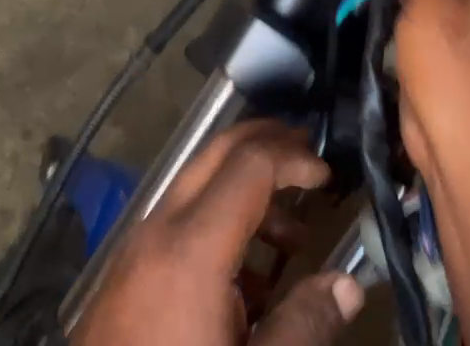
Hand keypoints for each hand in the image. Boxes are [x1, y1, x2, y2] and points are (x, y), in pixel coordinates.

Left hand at [72, 121, 365, 345]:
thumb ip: (304, 326)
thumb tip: (348, 286)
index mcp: (190, 249)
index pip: (248, 166)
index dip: (293, 158)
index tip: (327, 176)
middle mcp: (156, 232)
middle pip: (214, 155)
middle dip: (265, 144)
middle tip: (309, 154)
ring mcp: (132, 251)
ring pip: (193, 187)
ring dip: (243, 190)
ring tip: (289, 236)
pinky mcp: (122, 277)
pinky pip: (175, 224)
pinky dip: (216, 223)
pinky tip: (245, 280)